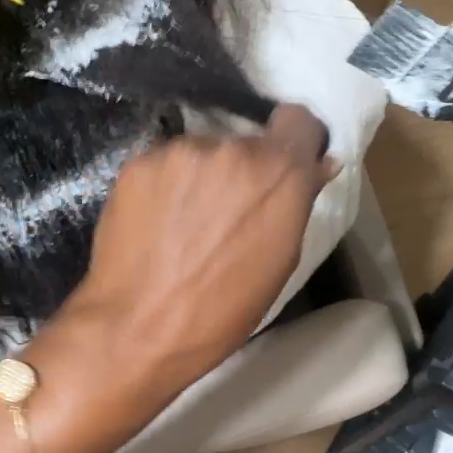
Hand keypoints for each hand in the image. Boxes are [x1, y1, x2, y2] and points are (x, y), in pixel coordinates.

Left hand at [58, 104, 329, 393]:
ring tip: (182, 229)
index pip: (299, 122)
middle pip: (245, 144)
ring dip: (198, 179)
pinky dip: (163, 188)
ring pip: (201, 154)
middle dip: (240, 173)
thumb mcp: (277, 267)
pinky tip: (153, 226)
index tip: (283, 169)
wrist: (135, 330)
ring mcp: (181, 151)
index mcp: (279, 175)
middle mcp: (233, 148)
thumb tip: (317, 169)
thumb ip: (295, 208)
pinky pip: (163, 166)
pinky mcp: (139, 162)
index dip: (293, 144)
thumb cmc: (218, 315)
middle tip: (222, 219)